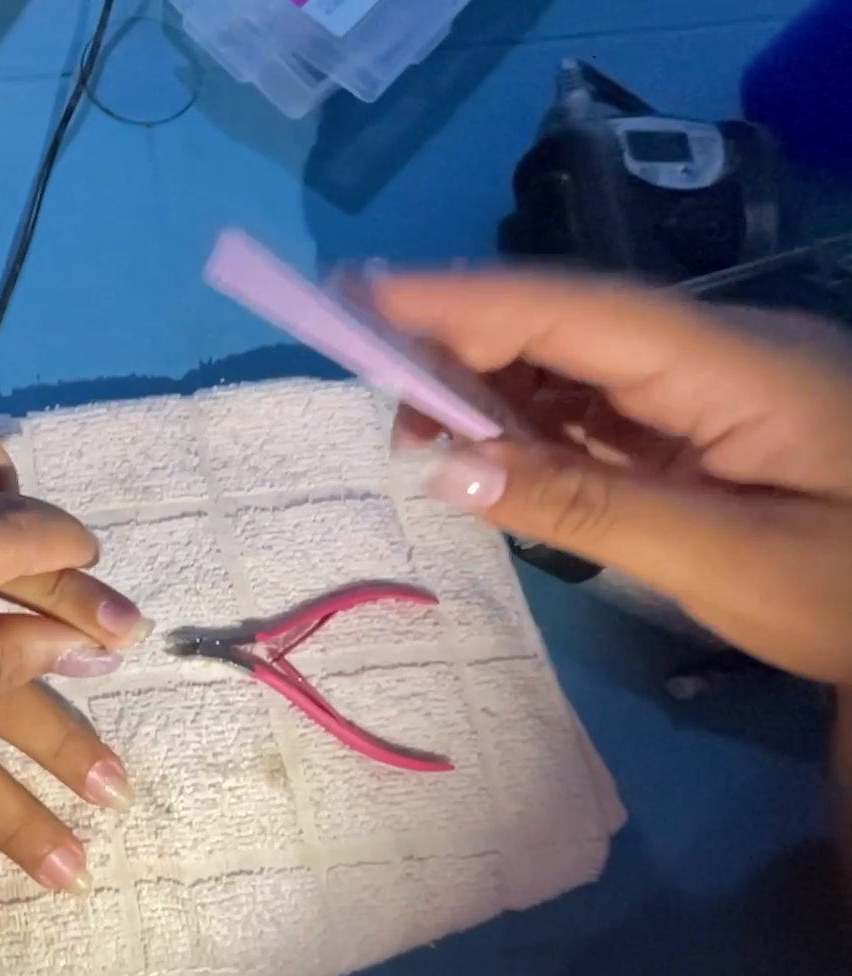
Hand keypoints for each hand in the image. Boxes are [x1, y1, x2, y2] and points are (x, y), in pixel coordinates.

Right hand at [374, 271, 851, 683]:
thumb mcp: (730, 562)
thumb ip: (584, 510)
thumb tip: (445, 472)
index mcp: (732, 367)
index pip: (568, 311)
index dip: (457, 299)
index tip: (359, 297)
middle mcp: (708, 353)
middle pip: (550, 324)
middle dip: (453, 353)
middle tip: (393, 422)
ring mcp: (696, 383)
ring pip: (554, 359)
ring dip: (475, 391)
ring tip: (426, 447)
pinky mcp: (685, 415)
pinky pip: (575, 399)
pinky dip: (512, 421)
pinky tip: (486, 453)